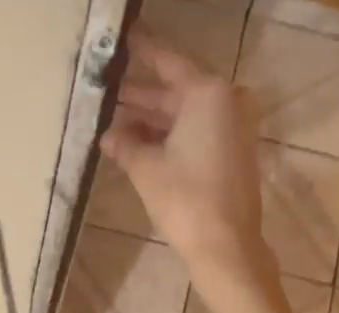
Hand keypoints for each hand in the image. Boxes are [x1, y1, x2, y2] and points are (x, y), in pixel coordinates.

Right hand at [101, 32, 269, 275]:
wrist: (225, 246)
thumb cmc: (185, 199)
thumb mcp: (146, 168)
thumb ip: (125, 144)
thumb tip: (108, 135)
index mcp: (206, 92)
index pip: (167, 61)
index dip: (141, 51)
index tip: (121, 40)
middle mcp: (224, 101)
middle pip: (175, 89)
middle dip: (140, 94)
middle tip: (107, 88)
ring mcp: (231, 128)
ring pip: (183, 114)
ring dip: (150, 119)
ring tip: (113, 121)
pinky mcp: (230, 153)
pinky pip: (194, 133)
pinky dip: (168, 136)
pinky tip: (138, 144)